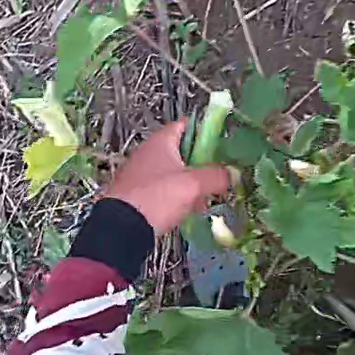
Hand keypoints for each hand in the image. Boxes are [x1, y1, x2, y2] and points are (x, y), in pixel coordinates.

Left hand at [105, 120, 235, 236]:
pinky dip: (177, 197)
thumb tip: (233, 174)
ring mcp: (141, 174)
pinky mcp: (137, 195)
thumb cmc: (156, 197)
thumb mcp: (193, 185)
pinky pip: (164, 190)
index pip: (185, 125)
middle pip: (182, 151)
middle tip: (218, 174)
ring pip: (174, 173)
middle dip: (201, 163)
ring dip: (191, 183)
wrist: (121, 229)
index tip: (222, 143)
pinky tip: (188, 210)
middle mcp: (148, 153)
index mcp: (160, 142)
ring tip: (205, 197)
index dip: (205, 131)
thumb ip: (216, 176)